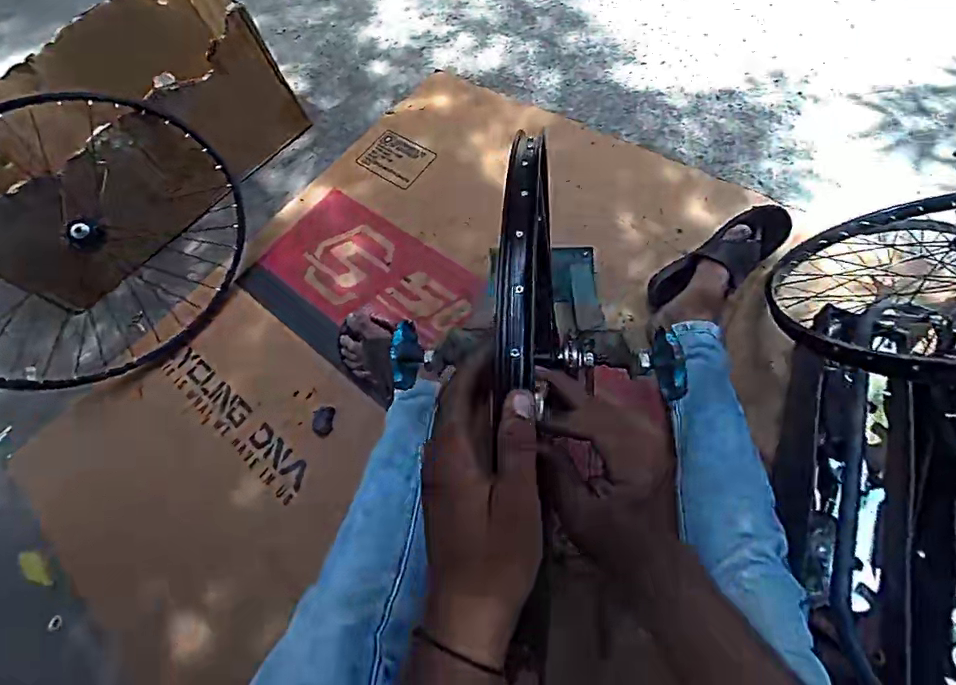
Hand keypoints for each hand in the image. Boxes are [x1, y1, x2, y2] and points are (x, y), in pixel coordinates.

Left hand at [419, 352, 541, 671]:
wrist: (466, 611)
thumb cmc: (497, 555)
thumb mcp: (517, 499)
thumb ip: (516, 444)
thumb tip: (518, 394)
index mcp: (451, 450)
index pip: (457, 390)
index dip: (476, 364)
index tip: (499, 343)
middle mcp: (437, 454)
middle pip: (454, 402)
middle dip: (478, 377)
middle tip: (511, 359)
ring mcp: (438, 472)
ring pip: (456, 422)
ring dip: (479, 400)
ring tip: (511, 384)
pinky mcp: (444, 488)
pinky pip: (459, 441)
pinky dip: (478, 424)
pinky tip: (502, 429)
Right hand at [536, 368, 679, 574]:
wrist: (655, 559)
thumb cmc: (614, 543)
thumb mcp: (576, 513)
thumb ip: (555, 469)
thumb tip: (529, 434)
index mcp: (635, 460)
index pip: (589, 421)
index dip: (554, 414)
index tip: (525, 412)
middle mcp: (649, 440)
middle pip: (599, 402)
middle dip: (562, 388)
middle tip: (530, 375)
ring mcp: (653, 434)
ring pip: (606, 399)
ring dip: (573, 392)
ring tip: (541, 385)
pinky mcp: (649, 435)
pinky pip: (613, 407)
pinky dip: (587, 402)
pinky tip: (566, 401)